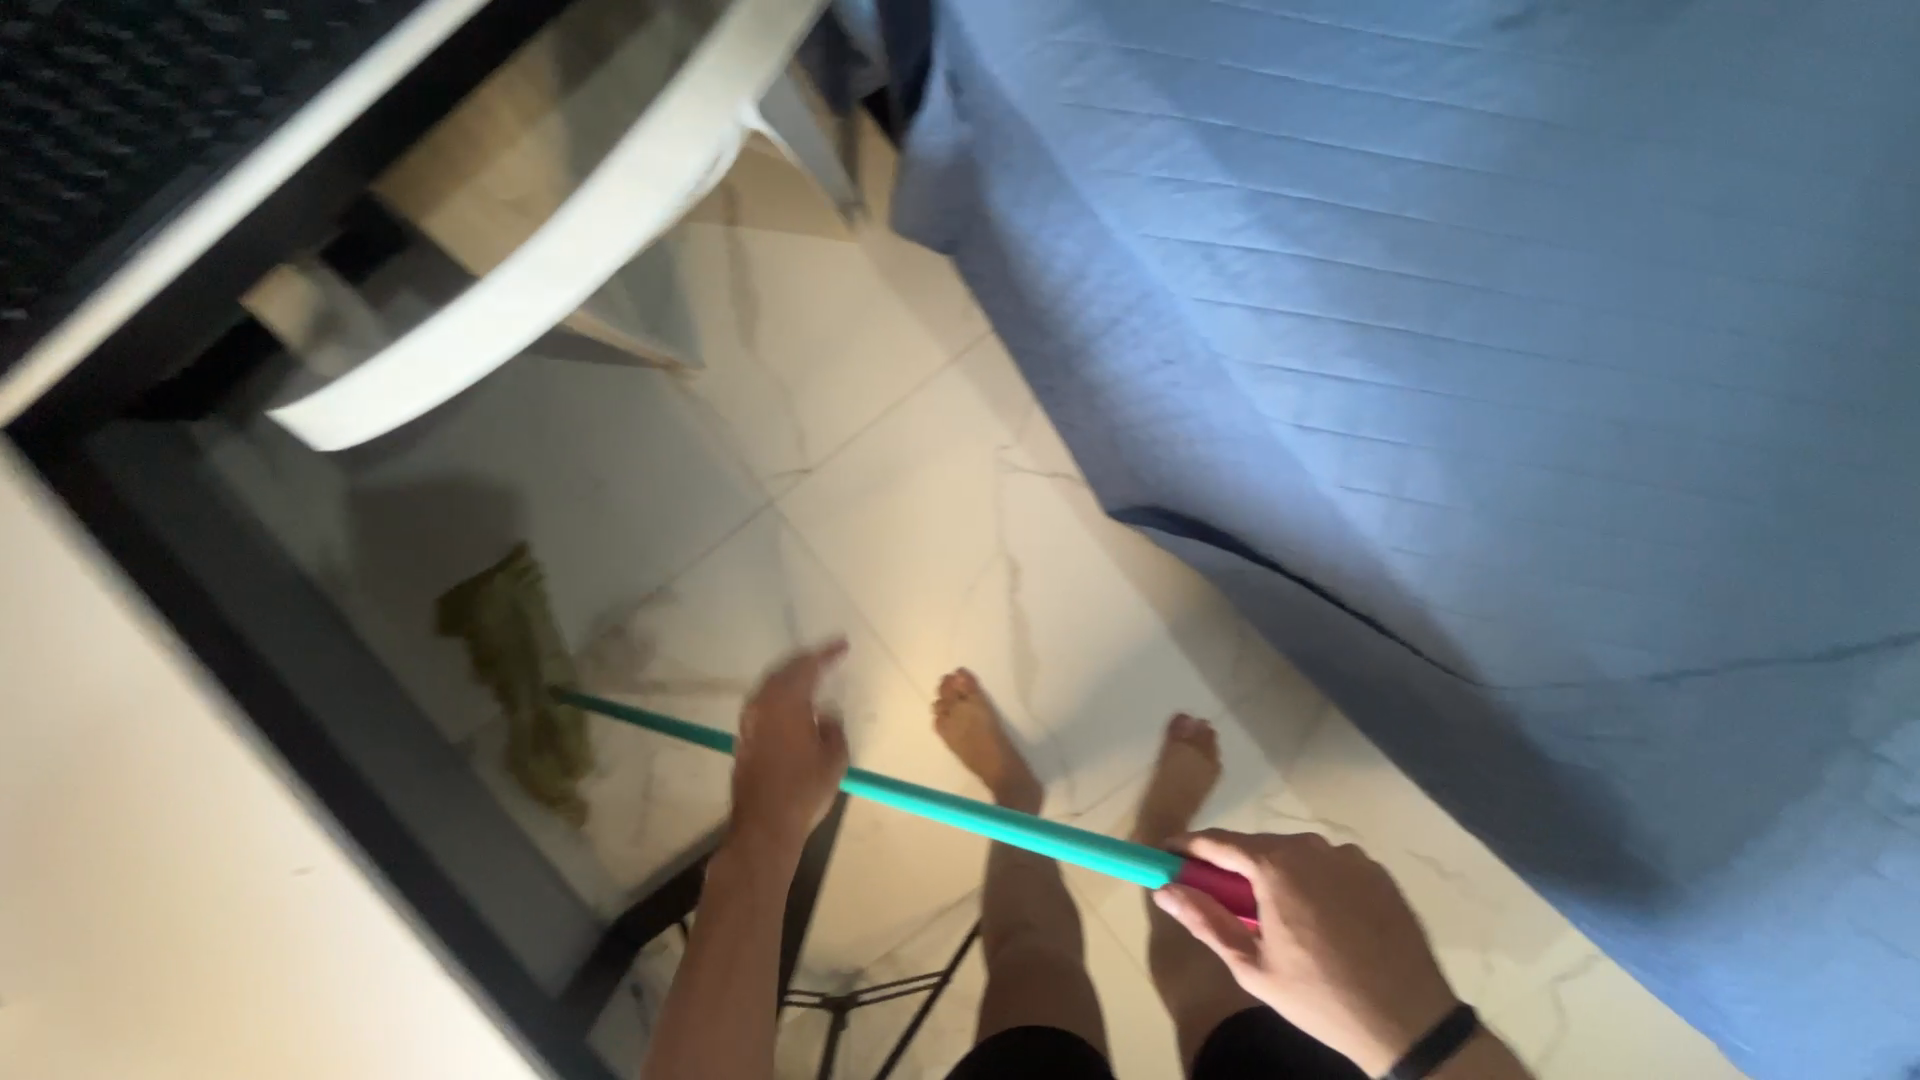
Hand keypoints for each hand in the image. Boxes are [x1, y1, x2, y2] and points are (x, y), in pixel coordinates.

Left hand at [728, 640, 850, 859]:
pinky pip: (762, 702)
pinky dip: (778, 694)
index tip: (843, 645)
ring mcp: (749, 722)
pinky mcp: (744, 738)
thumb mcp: (834, 759)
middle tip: (824, 656)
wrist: (764, 825)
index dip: (827, 654)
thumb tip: (826, 716)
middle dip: (805, 660)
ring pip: (768, 686)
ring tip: (807, 675)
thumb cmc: (804, 791)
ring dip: (788, 676)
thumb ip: (833, 729)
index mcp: (788, 703)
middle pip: (783, 670)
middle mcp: (764, 705)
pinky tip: (790, 704)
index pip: (808, 667)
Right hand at [1153, 830, 1460, 1076]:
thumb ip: (1205, 921)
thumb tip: (1164, 889)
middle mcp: (1310, 848)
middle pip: (1256, 845)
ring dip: (1275, 871)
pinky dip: (1313, 879)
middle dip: (1232, 864)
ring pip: (1294, 853)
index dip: (1189, 845)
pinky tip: (1319, 915)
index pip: (1218, 842)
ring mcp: (1348, 856)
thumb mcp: (1252, 967)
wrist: (1410, 1022)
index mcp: (1275, 867)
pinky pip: (1330, 864)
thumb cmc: (1321, 997)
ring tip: (1274, 913)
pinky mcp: (1376, 871)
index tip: (1168, 853)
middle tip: (1219, 894)